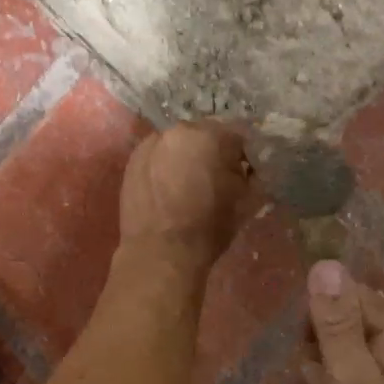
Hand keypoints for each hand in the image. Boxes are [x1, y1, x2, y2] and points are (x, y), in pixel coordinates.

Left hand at [116, 121, 251, 280]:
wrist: (160, 251)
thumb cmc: (208, 227)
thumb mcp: (245, 201)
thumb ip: (251, 175)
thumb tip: (247, 169)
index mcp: (209, 136)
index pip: (235, 137)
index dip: (241, 156)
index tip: (242, 174)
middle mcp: (178, 131)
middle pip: (203, 135)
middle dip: (211, 152)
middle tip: (214, 178)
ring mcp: (151, 143)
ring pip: (177, 144)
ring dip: (185, 156)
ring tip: (186, 184)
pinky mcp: (133, 159)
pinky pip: (157, 155)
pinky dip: (163, 165)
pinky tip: (165, 187)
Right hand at [303, 261, 383, 383]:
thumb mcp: (353, 383)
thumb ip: (336, 325)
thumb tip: (323, 262)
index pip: (340, 292)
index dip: (316, 321)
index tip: (309, 357)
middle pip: (344, 319)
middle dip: (323, 351)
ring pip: (349, 349)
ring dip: (333, 376)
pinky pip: (362, 373)